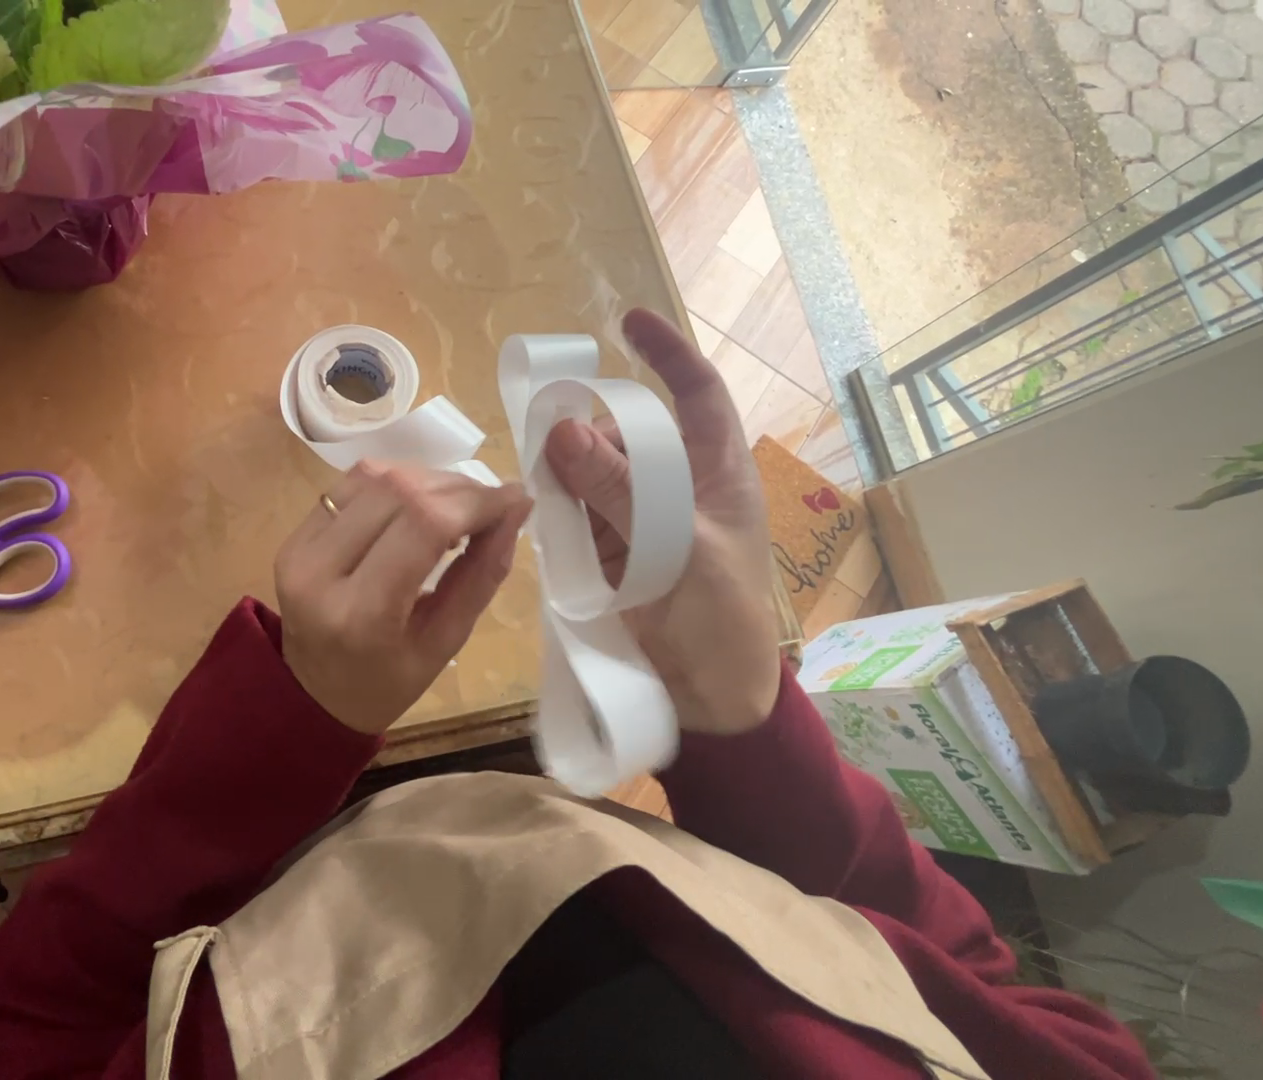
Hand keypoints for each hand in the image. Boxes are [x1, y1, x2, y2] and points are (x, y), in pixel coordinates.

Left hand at [276, 463, 531, 734]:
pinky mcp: (293, 535)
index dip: (475, 502)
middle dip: (457, 488)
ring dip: (428, 479)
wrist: (314, 694)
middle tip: (491, 506)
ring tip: (457, 507)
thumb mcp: (446, 642)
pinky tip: (419, 505)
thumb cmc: (388, 682)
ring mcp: (299, 548)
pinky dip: (396, 483)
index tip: (515, 499)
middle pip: (398, 491)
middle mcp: (320, 571)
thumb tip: (517, 508)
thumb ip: (482, 574)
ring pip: (374, 477)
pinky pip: (351, 484)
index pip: (423, 525)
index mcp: (361, 615)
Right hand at [543, 309, 779, 734]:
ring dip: (566, 473)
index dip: (667, 355)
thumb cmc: (721, 620)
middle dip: (593, 430)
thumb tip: (563, 429)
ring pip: (591, 472)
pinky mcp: (607, 554)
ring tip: (545, 489)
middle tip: (554, 447)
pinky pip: (572, 515)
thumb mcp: (681, 548)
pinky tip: (542, 516)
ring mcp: (637, 522)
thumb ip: (622, 491)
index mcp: (716, 475)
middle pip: (627, 432)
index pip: (696, 396)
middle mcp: (673, 489)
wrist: (707, 699)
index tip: (627, 322)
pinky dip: (555, 511)